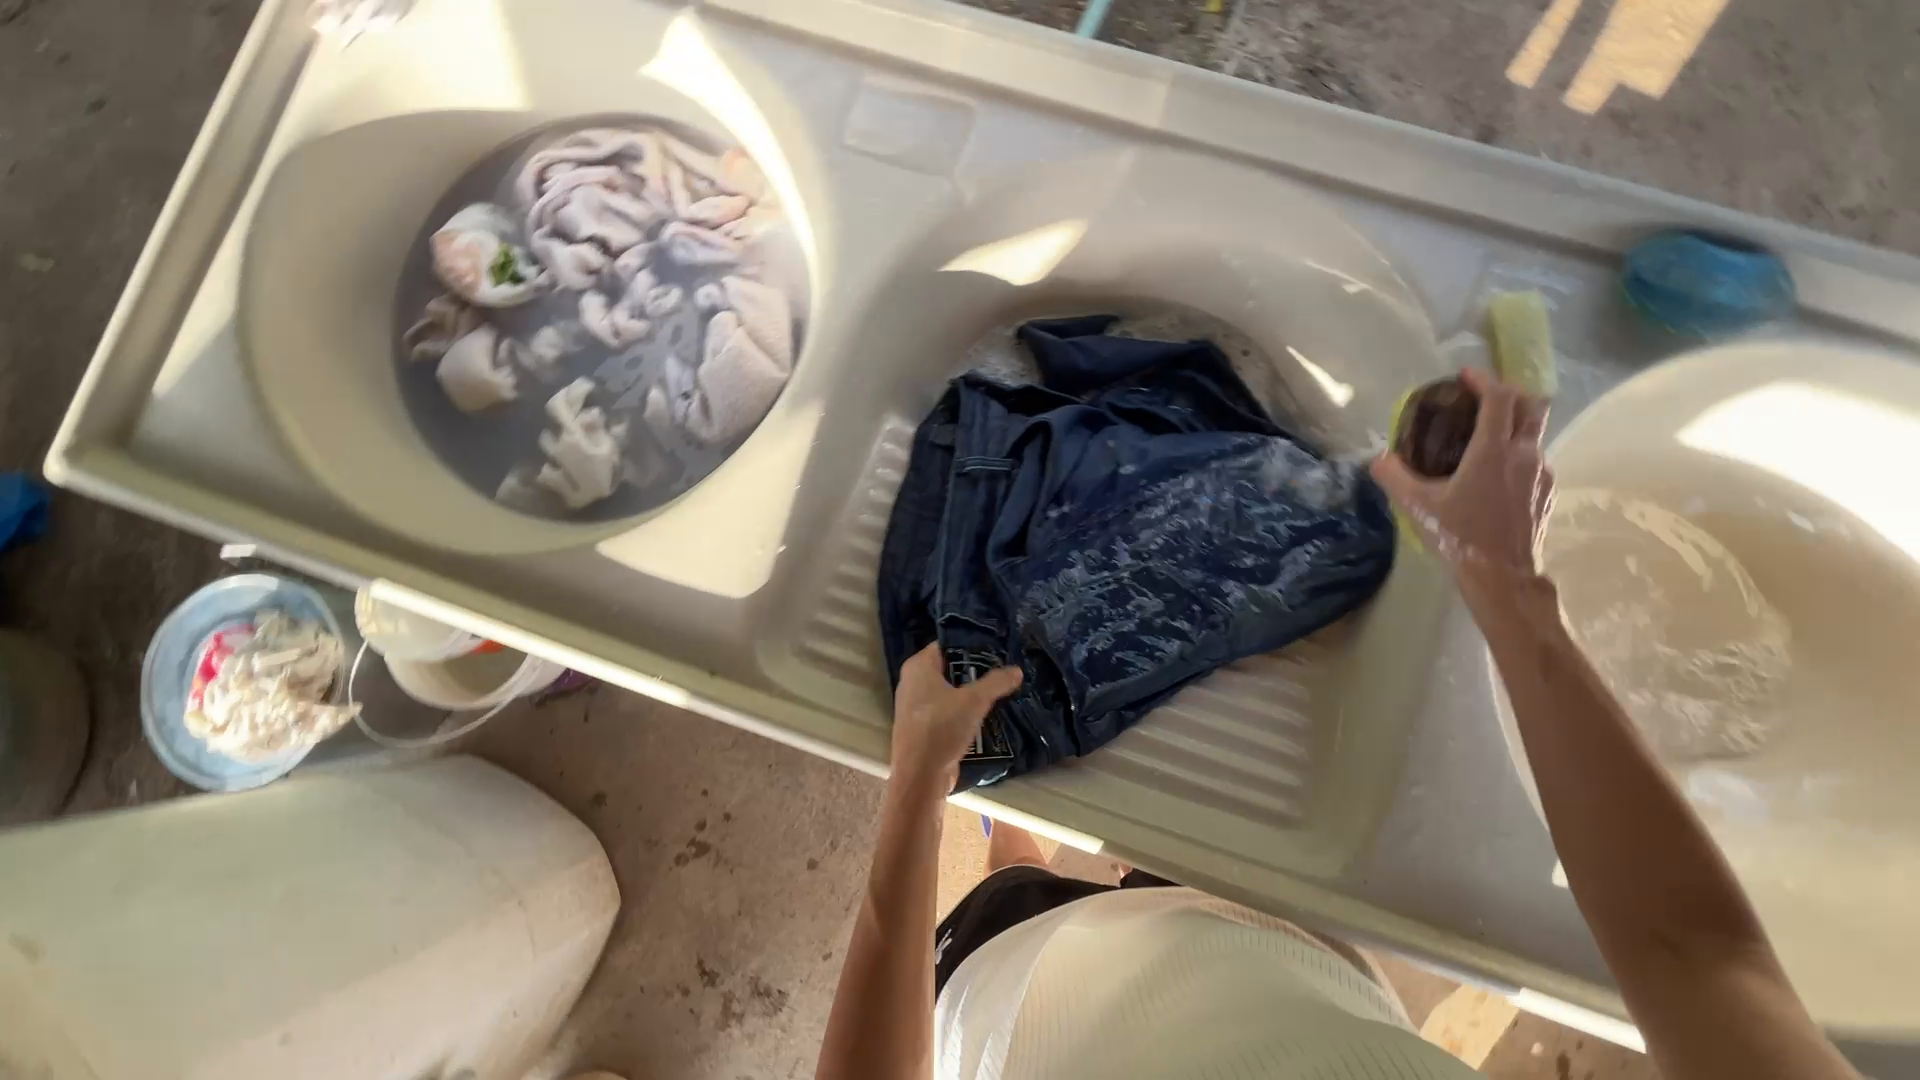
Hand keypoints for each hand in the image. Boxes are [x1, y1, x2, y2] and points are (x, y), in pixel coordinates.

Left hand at [890, 644, 1022, 791]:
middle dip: (974, 670)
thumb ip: (996, 682)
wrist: (920, 776)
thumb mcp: (974, 701)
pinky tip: (985, 714)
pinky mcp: (922, 726)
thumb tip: (1016, 670)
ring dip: (970, 693)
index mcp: (918, 666)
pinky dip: (962, 711)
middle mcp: (912, 681)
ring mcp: (915, 705)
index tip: (996, 649)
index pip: (947, 644)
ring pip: (949, 691)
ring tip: (999, 691)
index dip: (971, 646)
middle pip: (949, 668)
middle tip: (1003, 670)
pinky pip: (946, 710)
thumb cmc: (941, 728)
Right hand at [1371, 368, 1554, 586]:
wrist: (1503, 576)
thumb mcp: (1417, 506)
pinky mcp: (1547, 493)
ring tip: (1484, 439)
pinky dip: (1515, 454)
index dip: (1485, 380)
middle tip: (1483, 399)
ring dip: (1513, 425)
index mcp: (1494, 452)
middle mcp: (1525, 455)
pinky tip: (1493, 475)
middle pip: (1533, 406)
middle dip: (1510, 394)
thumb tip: (1378, 458)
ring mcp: (1542, 474)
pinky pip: (1534, 460)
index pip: (1500, 399)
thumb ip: (1395, 477)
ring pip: (1535, 433)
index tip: (1465, 376)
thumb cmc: (1459, 537)